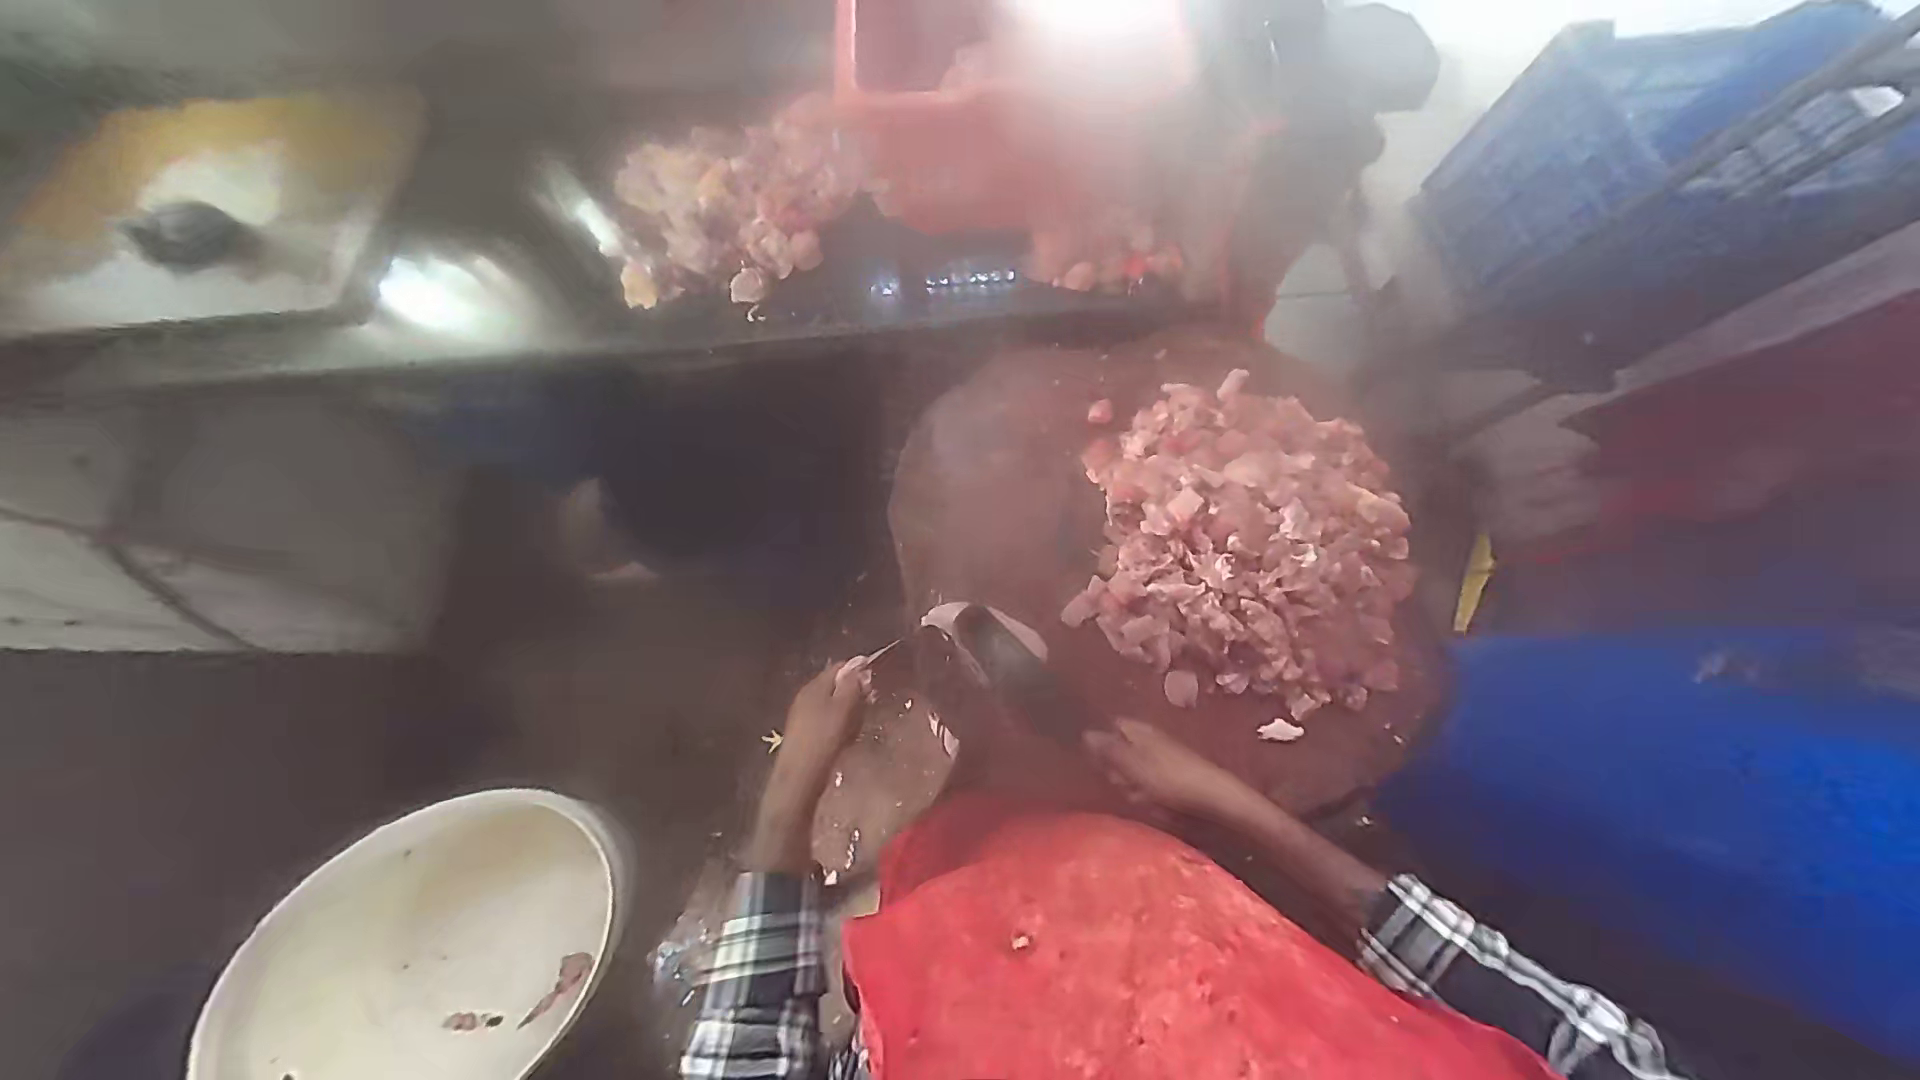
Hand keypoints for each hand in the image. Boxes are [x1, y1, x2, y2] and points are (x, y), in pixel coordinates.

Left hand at [777, 661, 866, 771]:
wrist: (800, 775)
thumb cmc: (825, 738)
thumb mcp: (844, 707)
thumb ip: (852, 683)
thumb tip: (859, 662)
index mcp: (815, 685)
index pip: (839, 667)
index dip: (858, 671)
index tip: (873, 684)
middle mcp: (806, 695)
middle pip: (835, 685)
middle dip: (853, 693)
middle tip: (868, 706)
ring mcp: (802, 714)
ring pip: (831, 703)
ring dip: (847, 710)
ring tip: (857, 725)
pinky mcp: (802, 732)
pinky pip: (825, 719)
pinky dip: (838, 724)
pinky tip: (844, 738)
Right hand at [1083, 718, 1259, 819]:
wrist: (1215, 798)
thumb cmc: (1170, 778)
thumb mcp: (1132, 763)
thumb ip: (1107, 748)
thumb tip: (1084, 733)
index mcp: (1137, 729)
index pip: (1109, 727)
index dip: (1100, 745)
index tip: (1098, 763)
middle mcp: (1147, 738)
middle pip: (1117, 752)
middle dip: (1116, 771)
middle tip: (1124, 783)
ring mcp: (1160, 756)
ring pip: (1132, 771)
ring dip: (1132, 787)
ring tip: (1143, 797)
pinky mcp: (1170, 775)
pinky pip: (1148, 784)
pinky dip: (1148, 794)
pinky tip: (1156, 804)